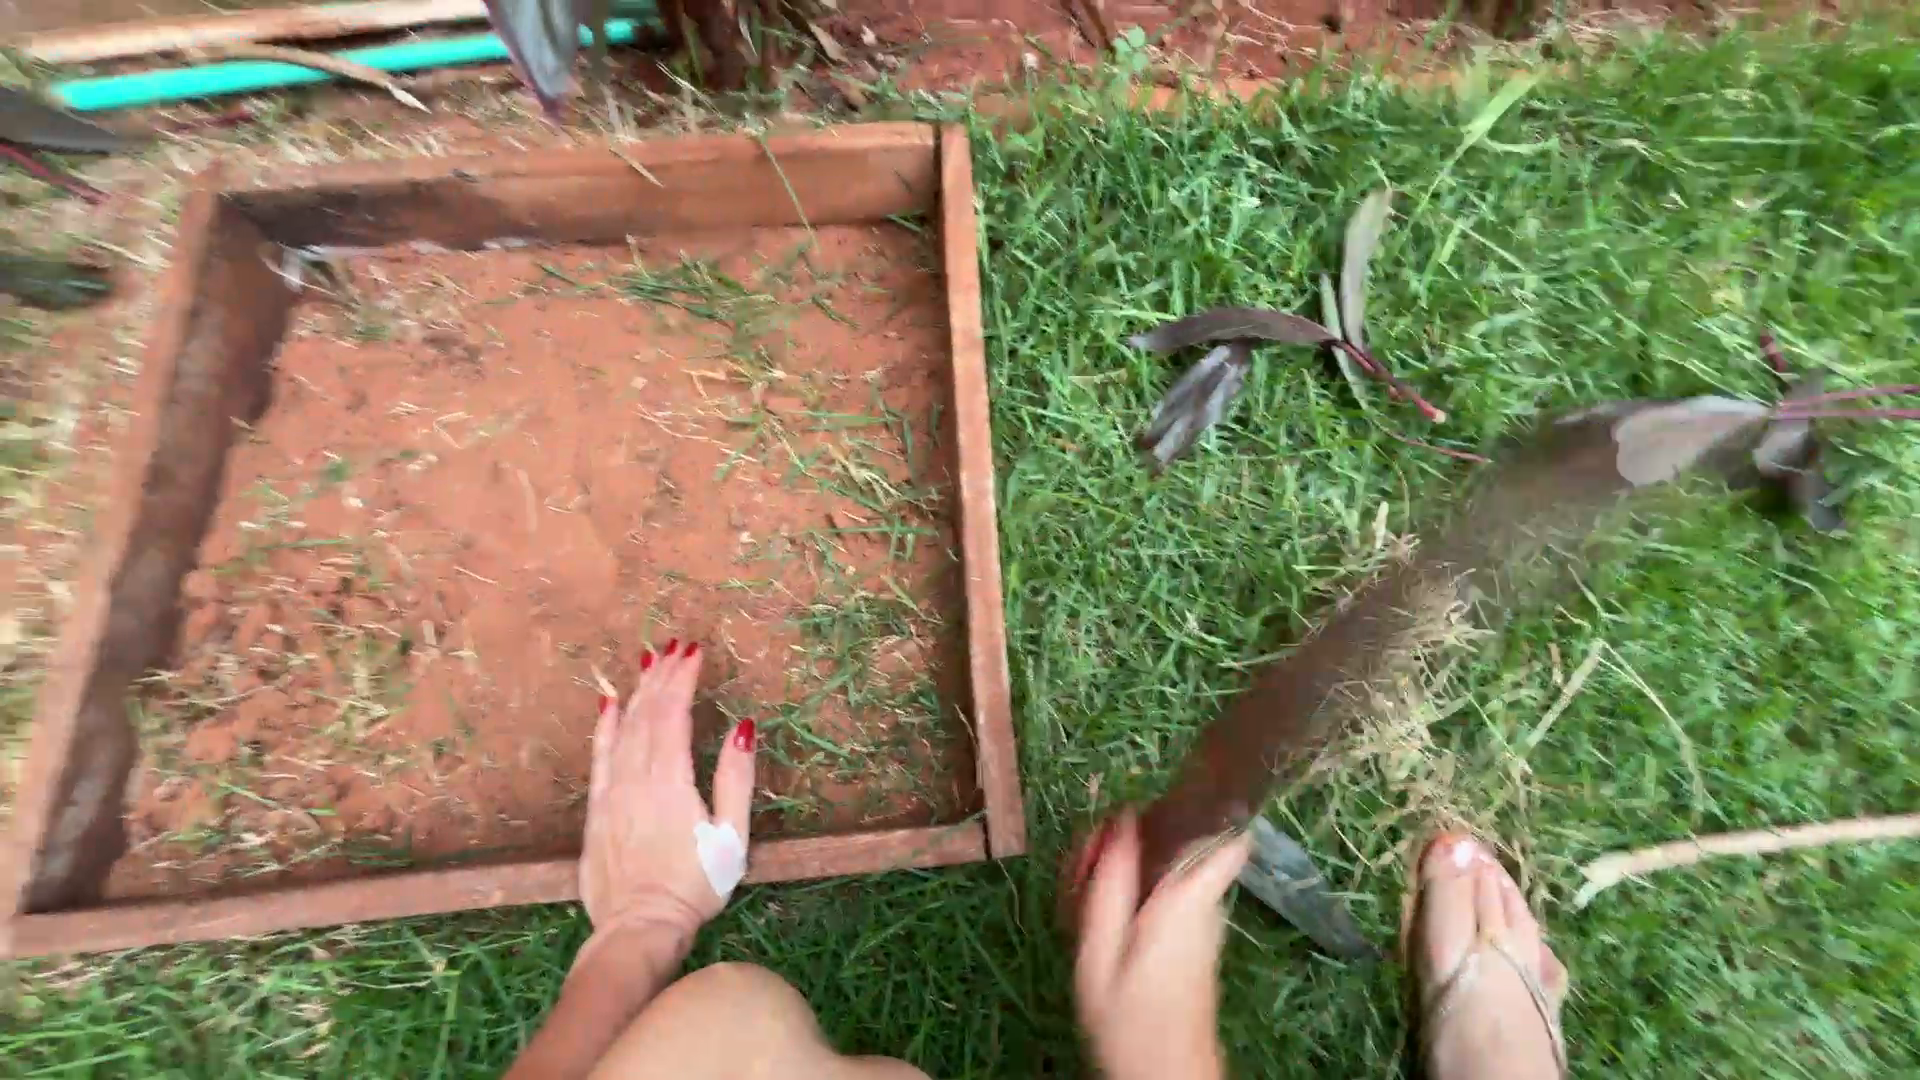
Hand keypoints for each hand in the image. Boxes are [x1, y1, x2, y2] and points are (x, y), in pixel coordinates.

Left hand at [579, 639, 757, 952]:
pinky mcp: (598, 809)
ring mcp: (612, 792)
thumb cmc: (696, 884)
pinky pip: (599, 756)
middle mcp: (636, 778)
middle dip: (662, 676)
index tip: (695, 651)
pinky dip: (604, 726)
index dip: (683, 680)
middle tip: (676, 644)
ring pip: (622, 729)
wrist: (638, 930)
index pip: (674, 716)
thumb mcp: (731, 835)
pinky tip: (609, 704)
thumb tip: (743, 726)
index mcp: (671, 782)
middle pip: (647, 714)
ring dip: (637, 692)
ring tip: (650, 660)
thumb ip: (735, 777)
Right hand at [1073, 811, 1250, 1079]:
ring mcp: (1203, 918)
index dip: (1200, 804)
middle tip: (1083, 867)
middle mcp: (1204, 902)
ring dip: (1125, 865)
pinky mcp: (1195, 934)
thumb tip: (1121, 820)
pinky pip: (1165, 888)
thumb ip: (1110, 884)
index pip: (1226, 836)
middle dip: (1127, 841)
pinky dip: (1133, 889)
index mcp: (1186, 899)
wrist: (1165, 1077)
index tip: (1152, 802)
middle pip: (1174, 843)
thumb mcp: (1100, 952)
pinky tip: (1101, 916)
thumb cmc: (1128, 1019)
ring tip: (1083, 891)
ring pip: (1165, 864)